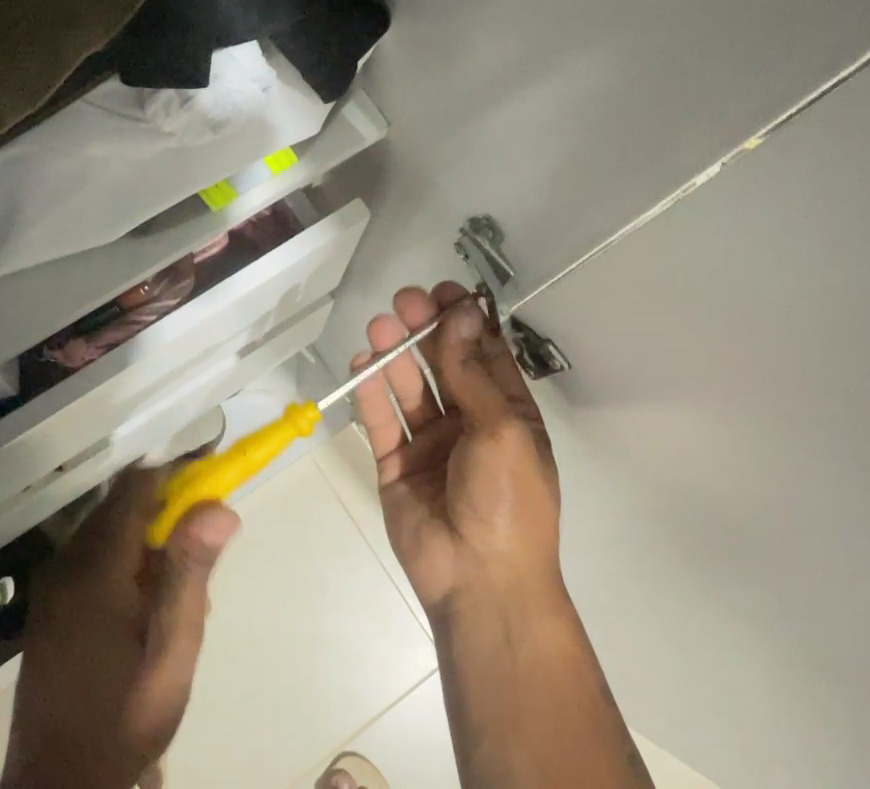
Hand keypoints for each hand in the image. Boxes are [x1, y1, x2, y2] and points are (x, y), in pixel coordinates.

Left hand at [1, 468, 239, 788]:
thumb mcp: (172, 653)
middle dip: (168, 509)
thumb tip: (218, 506)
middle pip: (121, 506)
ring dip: (148, 537)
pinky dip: (127, 559)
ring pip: (108, 530)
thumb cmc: (126, 719)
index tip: (216, 474)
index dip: (178, 472)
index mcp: (95, 570)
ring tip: (179, 591)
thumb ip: (190, 576)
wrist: (59, 782)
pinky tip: (146, 607)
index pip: (137, 489)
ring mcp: (52, 585)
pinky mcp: (48, 605)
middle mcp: (66, 565)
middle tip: (204, 548)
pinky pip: (93, 557)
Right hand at [350, 282, 562, 616]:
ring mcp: (431, 445)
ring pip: (409, 390)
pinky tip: (362, 365)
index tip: (445, 291)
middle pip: (443, 366)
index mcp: (507, 414)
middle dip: (425, 332)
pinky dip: (371, 394)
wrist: (481, 579)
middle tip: (404, 301)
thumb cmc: (508, 499)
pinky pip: (382, 422)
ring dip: (395, 356)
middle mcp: (469, 423)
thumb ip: (471, 372)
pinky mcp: (397, 465)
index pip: (484, 355)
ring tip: (378, 326)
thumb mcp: (501, 429)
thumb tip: (461, 314)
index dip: (465, 322)